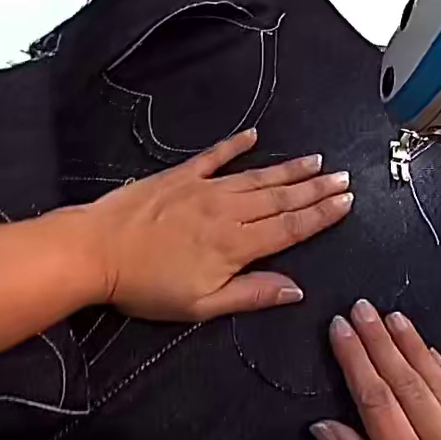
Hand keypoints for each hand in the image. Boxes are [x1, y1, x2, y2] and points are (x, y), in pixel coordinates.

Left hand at [77, 128, 352, 320]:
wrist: (95, 251)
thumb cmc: (146, 286)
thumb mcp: (200, 305)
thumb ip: (251, 294)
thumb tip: (295, 289)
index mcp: (236, 244)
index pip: (291, 227)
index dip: (322, 214)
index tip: (346, 201)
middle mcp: (229, 211)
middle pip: (283, 198)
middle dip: (317, 188)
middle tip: (344, 177)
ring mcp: (206, 188)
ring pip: (258, 177)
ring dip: (290, 169)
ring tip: (317, 161)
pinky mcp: (182, 175)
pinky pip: (215, 156)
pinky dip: (235, 144)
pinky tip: (253, 134)